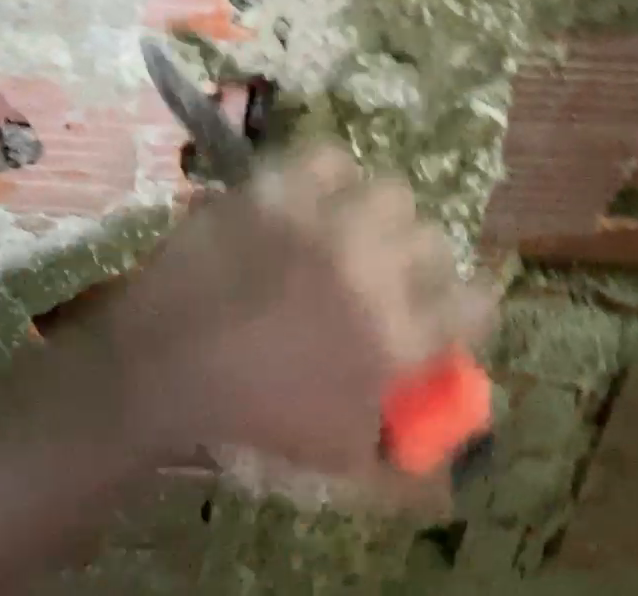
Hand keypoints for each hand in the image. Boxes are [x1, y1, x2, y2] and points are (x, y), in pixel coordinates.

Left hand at [90, 145, 494, 484]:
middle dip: (422, 257)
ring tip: (352, 228)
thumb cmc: (251, 416)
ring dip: (378, 213)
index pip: (474, 305)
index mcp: (396, 339)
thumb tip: (449, 477)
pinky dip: (328, 175)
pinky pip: (325, 160)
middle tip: (391, 269)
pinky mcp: (275, 192)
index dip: (467, 305)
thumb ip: (404, 464)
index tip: (447, 307)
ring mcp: (321, 224)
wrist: (164, 363)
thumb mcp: (338, 458)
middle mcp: (373, 271)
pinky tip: (313, 196)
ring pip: (389, 192)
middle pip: (435, 240)